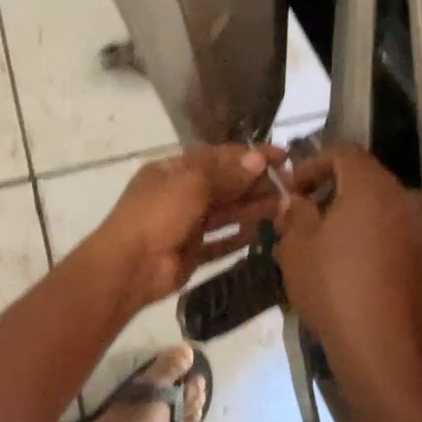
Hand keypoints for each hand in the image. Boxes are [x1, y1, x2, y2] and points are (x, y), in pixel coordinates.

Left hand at [95, 144, 284, 309]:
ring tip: (286, 207)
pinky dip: (239, 238)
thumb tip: (258, 159)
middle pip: (223, 185)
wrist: (129, 266)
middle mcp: (177, 195)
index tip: (283, 157)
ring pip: (225, 213)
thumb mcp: (191, 184)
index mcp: (170, 171)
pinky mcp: (190, 253)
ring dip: (254, 208)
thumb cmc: (157, 215)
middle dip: (255, 184)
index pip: (216, 157)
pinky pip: (219, 243)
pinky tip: (263, 234)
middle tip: (291, 186)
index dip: (249, 156)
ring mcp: (183, 226)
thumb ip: (226, 174)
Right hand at [272, 144, 421, 401]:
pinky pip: (397, 235)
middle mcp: (407, 199)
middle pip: (366, 180)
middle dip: (332, 193)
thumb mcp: (296, 248)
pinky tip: (353, 269)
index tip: (291, 190)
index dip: (312, 164)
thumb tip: (295, 200)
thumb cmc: (333, 288)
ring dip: (355, 218)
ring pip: (384, 209)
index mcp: (372, 187)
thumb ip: (294, 214)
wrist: (386, 347)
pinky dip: (374, 239)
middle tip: (303, 219)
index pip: (343, 153)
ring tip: (326, 246)